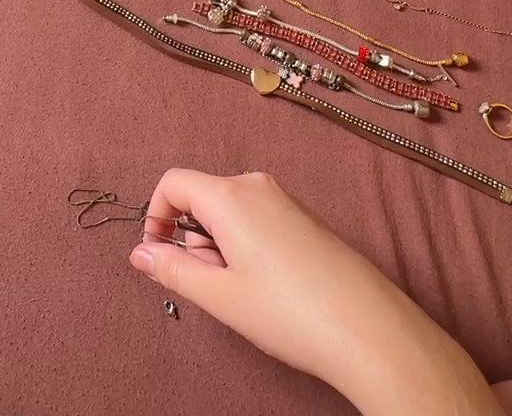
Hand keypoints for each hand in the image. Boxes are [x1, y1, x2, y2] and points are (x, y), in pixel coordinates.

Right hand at [129, 169, 502, 415]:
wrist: (371, 330)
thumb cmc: (289, 312)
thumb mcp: (220, 296)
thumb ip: (172, 269)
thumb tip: (140, 252)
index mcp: (230, 195)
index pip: (173, 183)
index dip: (155, 216)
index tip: (158, 256)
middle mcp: (256, 185)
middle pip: (202, 196)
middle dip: (190, 237)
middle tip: (206, 285)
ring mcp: (284, 200)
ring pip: (229, 209)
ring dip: (217, 244)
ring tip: (238, 292)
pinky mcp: (304, 218)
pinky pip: (256, 217)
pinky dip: (243, 244)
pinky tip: (265, 287)